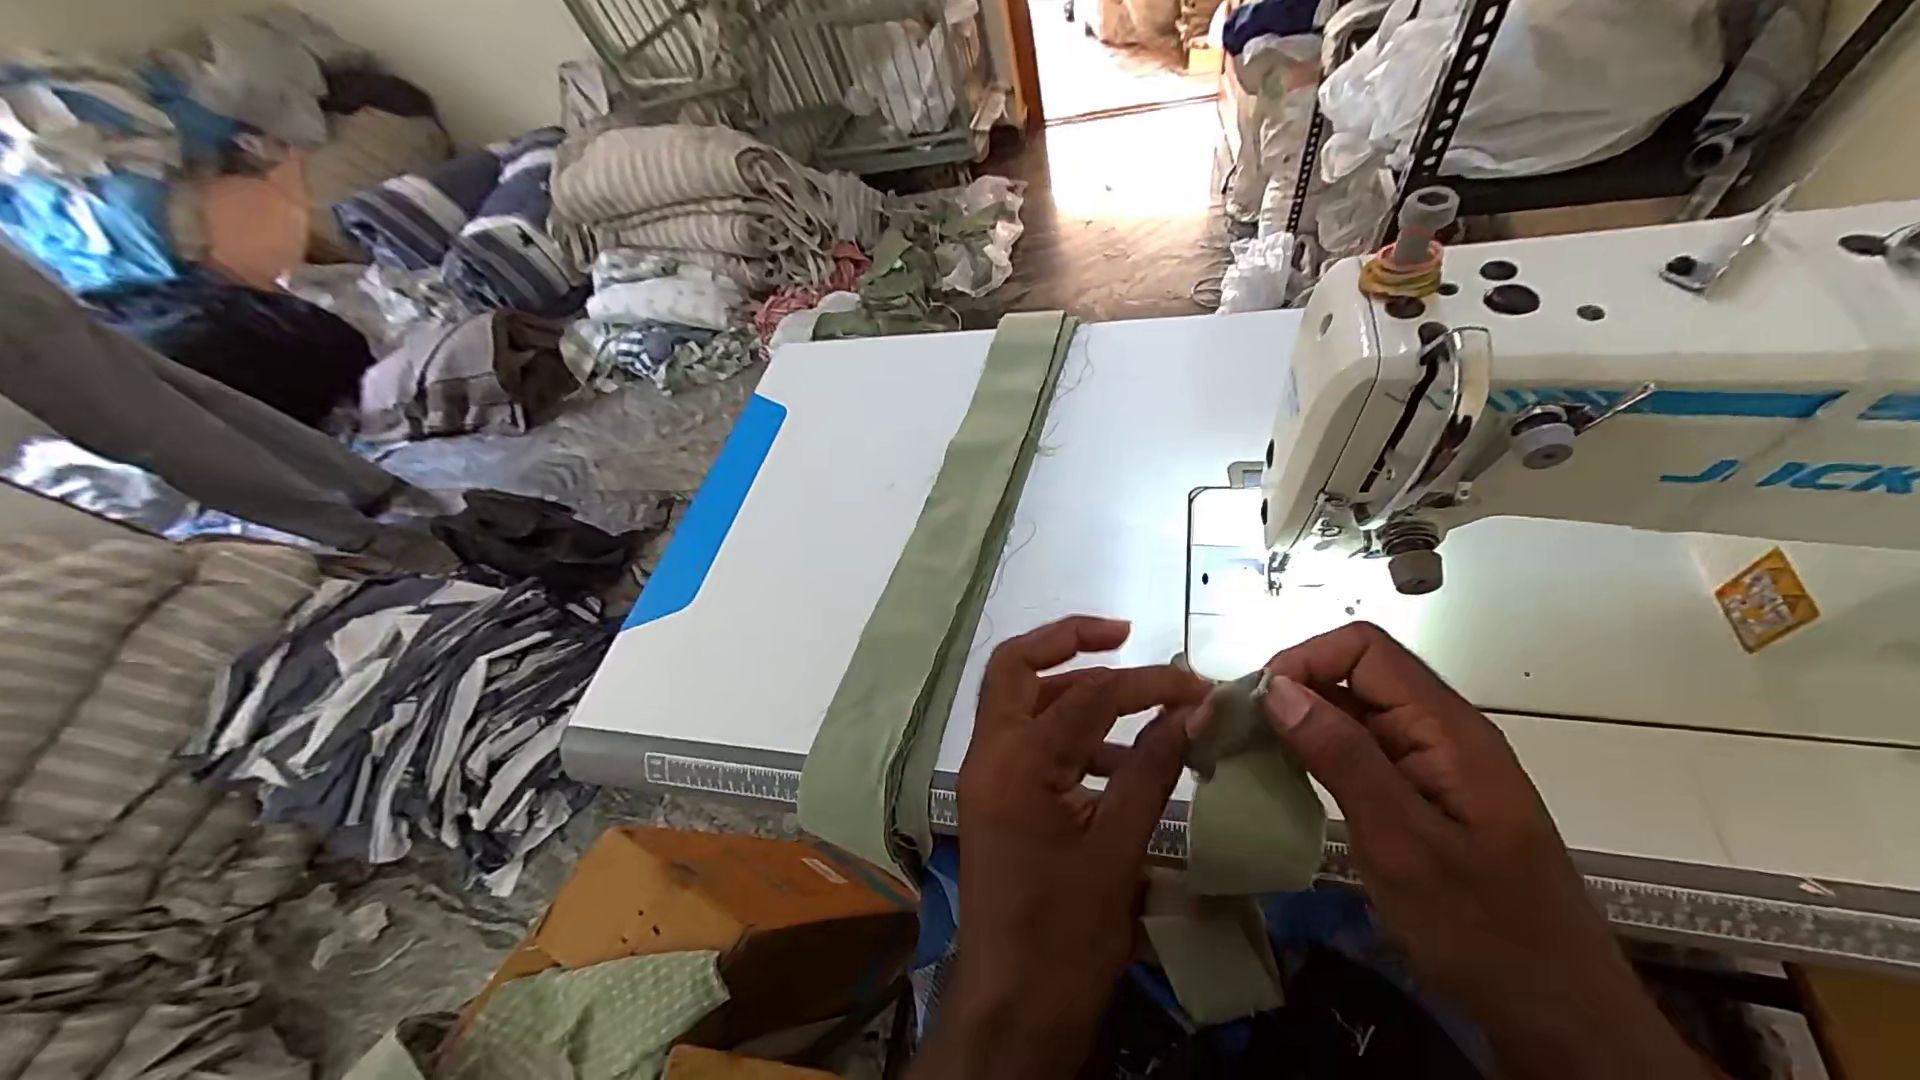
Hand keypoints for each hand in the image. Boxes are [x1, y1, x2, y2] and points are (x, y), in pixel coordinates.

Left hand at [924, 616, 1209, 1079]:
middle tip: (1123, 634)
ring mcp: (985, 774)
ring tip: (1135, 704)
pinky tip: (1118, 760)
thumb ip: (1152, 768)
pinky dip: (1069, 734)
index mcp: (1015, 764)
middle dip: (1068, 640)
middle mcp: (988, 755)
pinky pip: (1028, 741)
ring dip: (1073, 691)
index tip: (1197, 684)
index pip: (1086, 696)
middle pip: (1015, 666)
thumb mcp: (1118, 849)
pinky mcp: (994, 795)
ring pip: (1021, 700)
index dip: (1146, 682)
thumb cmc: (1066, 938)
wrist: (1013, 1007)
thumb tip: (1192, 709)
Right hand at [1257, 622, 1715, 1079]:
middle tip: (1241, 729)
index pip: (1364, 649)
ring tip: (1253, 748)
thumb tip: (1277, 688)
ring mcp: (1430, 760)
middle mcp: (1440, 730)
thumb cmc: (1484, 932)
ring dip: (1298, 718)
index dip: (1304, 660)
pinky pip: (1357, 745)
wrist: (1559, 1015)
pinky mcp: (1418, 788)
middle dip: (1291, 688)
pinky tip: (1286, 774)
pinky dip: (1314, 748)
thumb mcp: (1403, 843)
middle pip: (1355, 671)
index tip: (1258, 704)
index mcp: (1447, 729)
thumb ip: (1341, 757)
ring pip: (1351, 708)